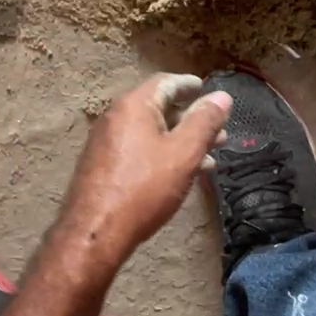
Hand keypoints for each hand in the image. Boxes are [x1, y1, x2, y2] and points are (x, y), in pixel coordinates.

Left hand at [56, 74, 232, 264]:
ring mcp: (105, 142)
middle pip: (158, 108)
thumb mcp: (183, 153)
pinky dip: (161, 153)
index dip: (189, 85)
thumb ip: (205, 122)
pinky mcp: (102, 165)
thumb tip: (222, 96)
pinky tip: (178, 173)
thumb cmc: (144, 188)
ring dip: (179, 140)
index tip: (205, 88)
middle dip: (190, 119)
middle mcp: (115, 117)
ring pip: (150, 132)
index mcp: (134, 105)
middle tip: (218, 131)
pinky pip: (138, 148)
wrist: (94, 233)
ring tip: (208, 157)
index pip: (166, 82)